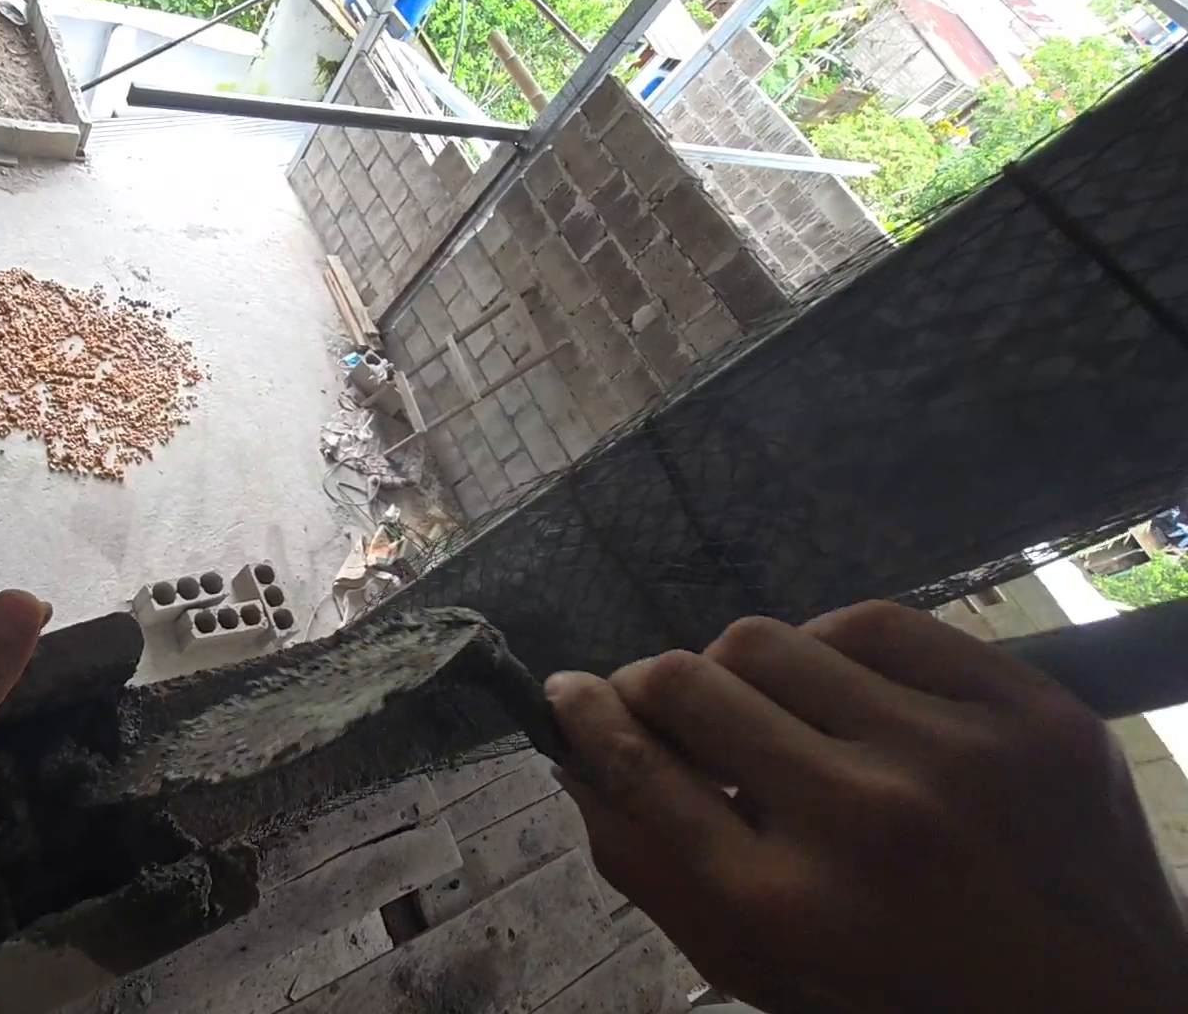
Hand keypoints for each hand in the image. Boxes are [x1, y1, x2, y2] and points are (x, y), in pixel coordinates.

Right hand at [546, 600, 1187, 1013]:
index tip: (564, 692)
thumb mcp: (744, 959)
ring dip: (738, 674)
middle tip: (660, 711)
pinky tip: (848, 701)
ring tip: (769, 718)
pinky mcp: (1033, 711)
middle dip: (645, 689)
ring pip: (763, 639)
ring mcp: (963, 757)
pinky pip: (868, 621)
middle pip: (684, 681)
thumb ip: (638, 859)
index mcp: (789, 901)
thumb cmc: (889, 992)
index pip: (636, 762)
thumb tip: (571, 752)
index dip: (583, 714)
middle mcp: (871, 820)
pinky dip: (829, 650)